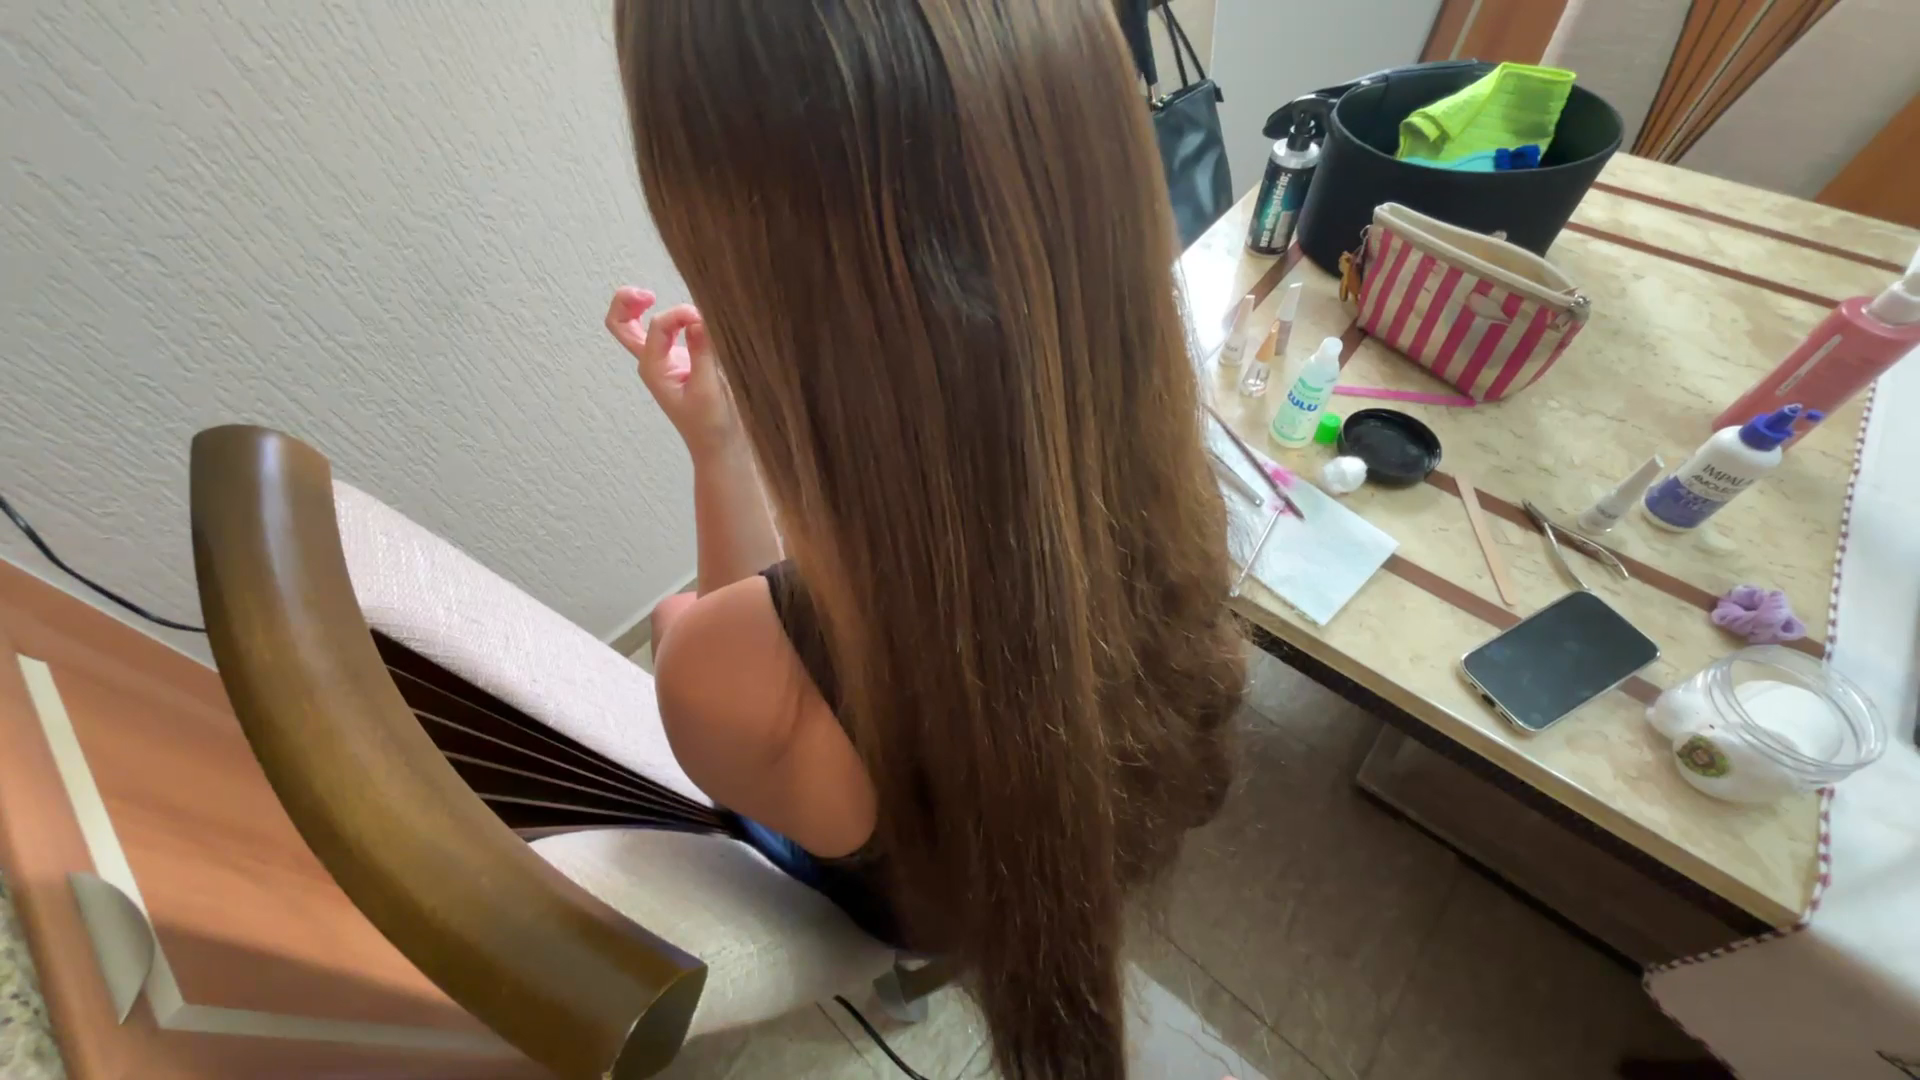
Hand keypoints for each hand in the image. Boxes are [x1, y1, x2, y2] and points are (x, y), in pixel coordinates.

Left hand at [606, 287, 738, 455]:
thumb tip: (697, 319)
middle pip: (621, 325)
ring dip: (647, 309)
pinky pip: (665, 334)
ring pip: (639, 327)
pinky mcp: (680, 364)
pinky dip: (672, 320)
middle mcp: (653, 363)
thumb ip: (702, 352)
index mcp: (654, 369)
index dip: (681, 314)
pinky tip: (692, 319)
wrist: (720, 447)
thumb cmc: (712, 425)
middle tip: (648, 294)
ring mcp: (664, 363)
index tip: (704, 319)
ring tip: (670, 301)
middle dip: (627, 303)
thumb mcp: (709, 388)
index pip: (658, 326)